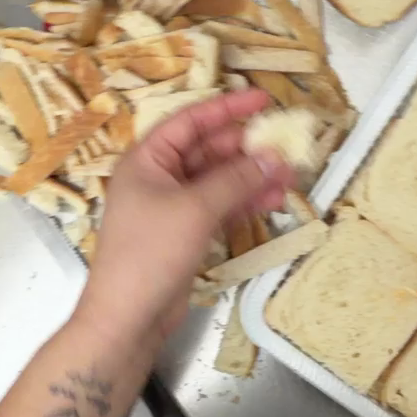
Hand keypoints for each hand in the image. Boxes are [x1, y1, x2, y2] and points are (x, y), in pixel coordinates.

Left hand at [76, 89, 287, 344]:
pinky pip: (220, 207)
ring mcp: (172, 207)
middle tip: (286, 148)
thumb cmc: (150, 254)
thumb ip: (236, 180)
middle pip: (208, 150)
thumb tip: (273, 157)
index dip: (228, 108)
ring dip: (251, 178)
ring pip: (218, 181)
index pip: (190, 121)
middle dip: (247, 149)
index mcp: (147, 159)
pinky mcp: (185, 233)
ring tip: (288, 178)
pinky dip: (244, 203)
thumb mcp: (195, 210)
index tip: (263, 99)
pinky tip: (272, 202)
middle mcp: (158, 177)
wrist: (128, 317)